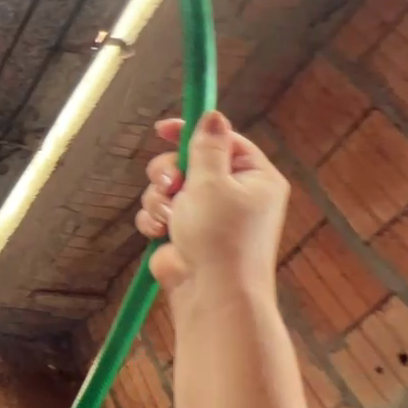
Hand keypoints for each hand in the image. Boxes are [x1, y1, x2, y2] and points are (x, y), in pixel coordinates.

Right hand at [134, 110, 287, 298]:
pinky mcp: (183, 231)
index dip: (192, 132)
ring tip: (168, 219)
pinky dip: (153, 220)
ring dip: (158, 200)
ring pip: (167, 188)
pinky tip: (160, 233)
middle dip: (168, 174)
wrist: (210, 290)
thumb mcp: (213, 183)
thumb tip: (212, 117)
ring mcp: (206, 214)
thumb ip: (207, 148)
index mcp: (254, 178)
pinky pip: (158, 212)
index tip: (162, 129)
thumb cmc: (220, 238)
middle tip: (169, 187)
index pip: (223, 141)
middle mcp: (232, 194)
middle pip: (188, 163)